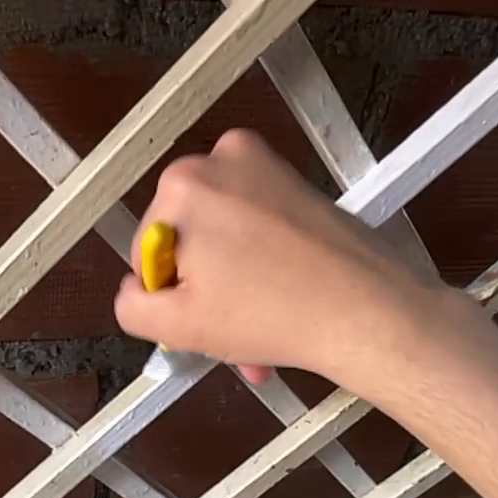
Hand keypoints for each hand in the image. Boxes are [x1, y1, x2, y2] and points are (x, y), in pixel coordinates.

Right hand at [113, 129, 459, 396]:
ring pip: (221, 242)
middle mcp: (219, 159)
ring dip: (231, 293)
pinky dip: (258, 269)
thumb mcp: (178, 327)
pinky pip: (253, 229)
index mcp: (180, 187)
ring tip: (256, 335)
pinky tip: (276, 308)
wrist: (366, 311)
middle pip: (187, 246)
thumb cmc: (271, 317)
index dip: (170, 301)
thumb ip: (131, 307)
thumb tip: (131, 290)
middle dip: (204, 297)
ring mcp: (263, 165)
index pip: (147, 257)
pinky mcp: (295, 182)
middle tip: (229, 338)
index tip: (202, 326)